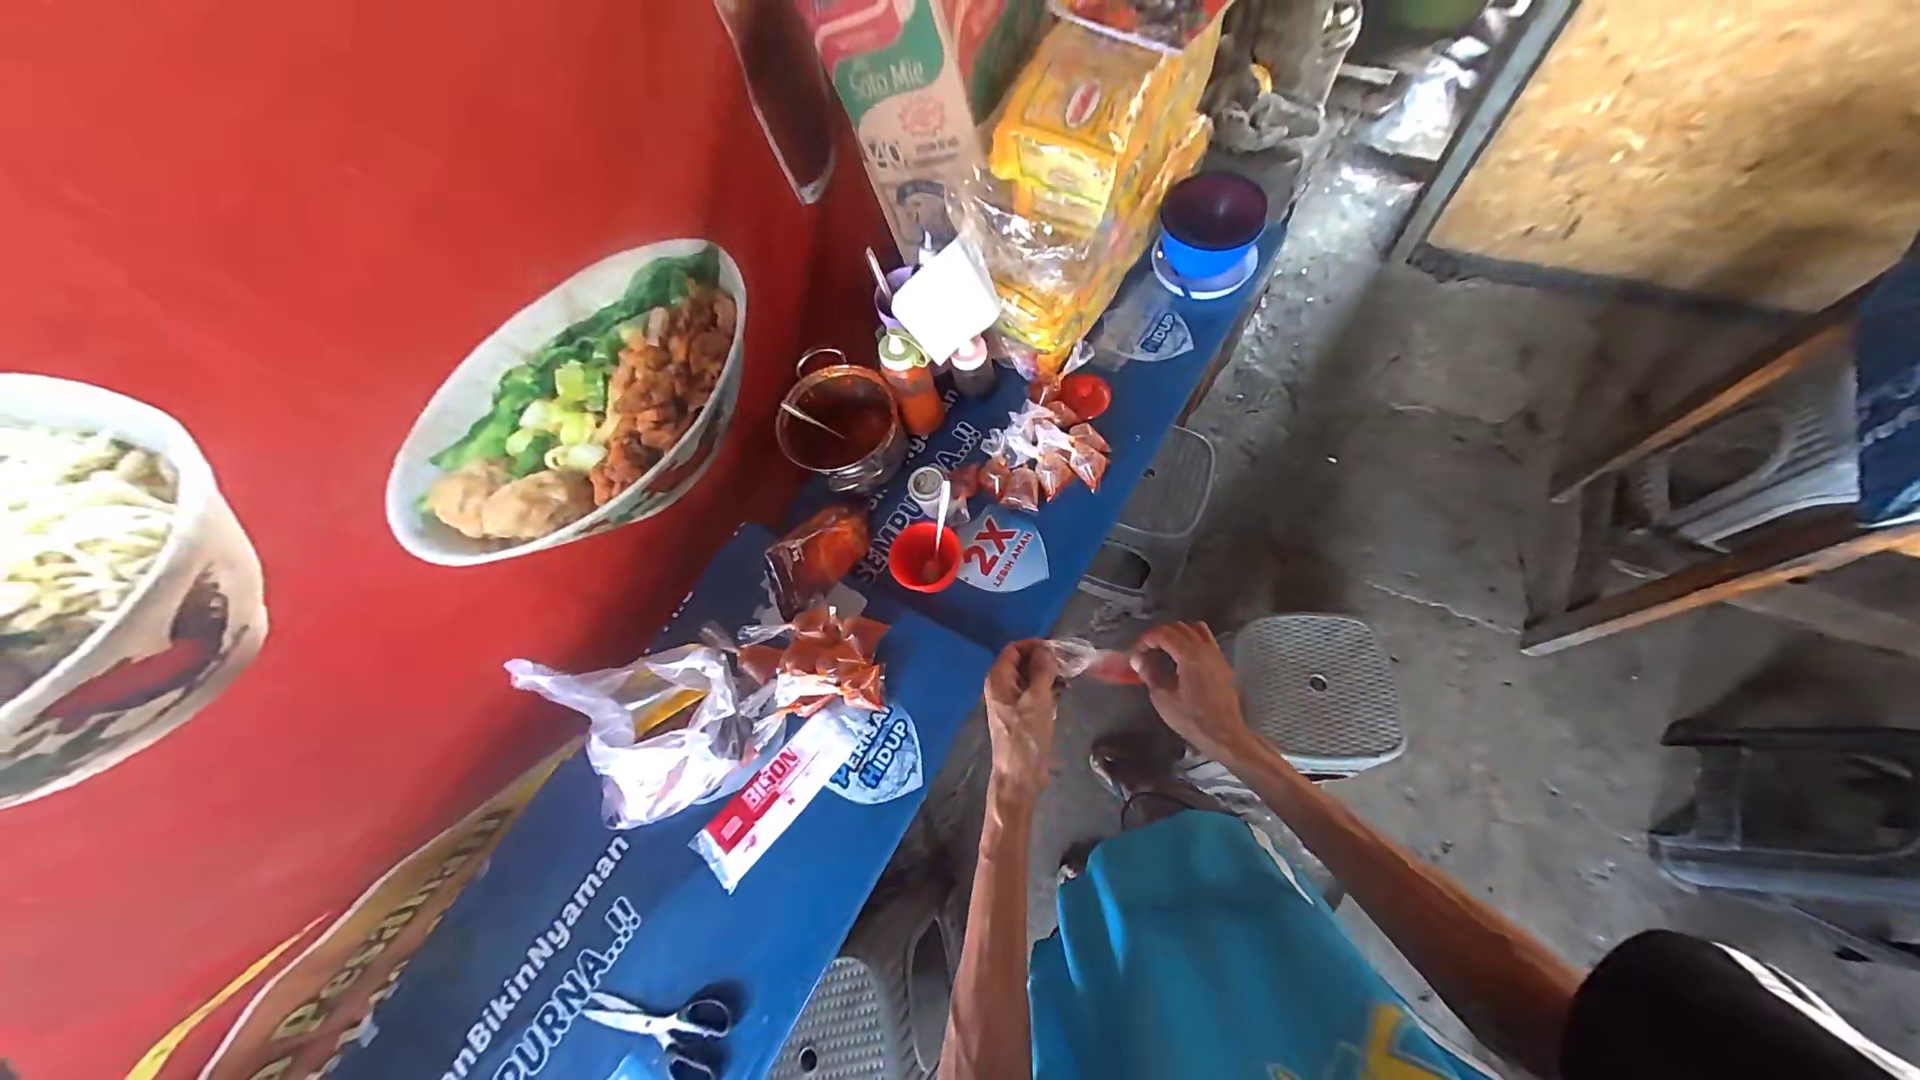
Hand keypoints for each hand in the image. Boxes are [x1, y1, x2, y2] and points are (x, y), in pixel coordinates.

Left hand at [983, 640, 1058, 799]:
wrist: (1020, 775)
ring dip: (1047, 675)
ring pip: (1029, 678)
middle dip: (1043, 660)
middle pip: (1021, 662)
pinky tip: (1063, 694)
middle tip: (1067, 664)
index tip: (1057, 650)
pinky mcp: (1021, 715)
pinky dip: (1047, 690)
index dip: (1034, 645)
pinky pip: (1033, 694)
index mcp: (998, 679)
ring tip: (1068, 679)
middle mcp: (1001, 687)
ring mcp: (1010, 702)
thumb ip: (1042, 670)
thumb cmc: (1026, 735)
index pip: (1014, 649)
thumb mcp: (1038, 699)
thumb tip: (1046, 649)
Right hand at [1132, 622, 1255, 762]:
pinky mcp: (1223, 664)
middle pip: (1179, 628)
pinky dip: (1192, 641)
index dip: (1146, 639)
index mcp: (1189, 654)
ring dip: (1177, 634)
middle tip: (1147, 651)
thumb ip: (1149, 673)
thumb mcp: (1163, 697)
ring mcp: (1217, 655)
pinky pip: (1206, 641)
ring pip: (1195, 630)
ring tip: (1165, 650)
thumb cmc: (1192, 718)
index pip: (1163, 633)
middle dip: (1159, 635)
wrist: (1225, 734)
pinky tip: (1184, 659)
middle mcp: (1205, 648)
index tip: (1136, 651)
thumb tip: (1138, 659)